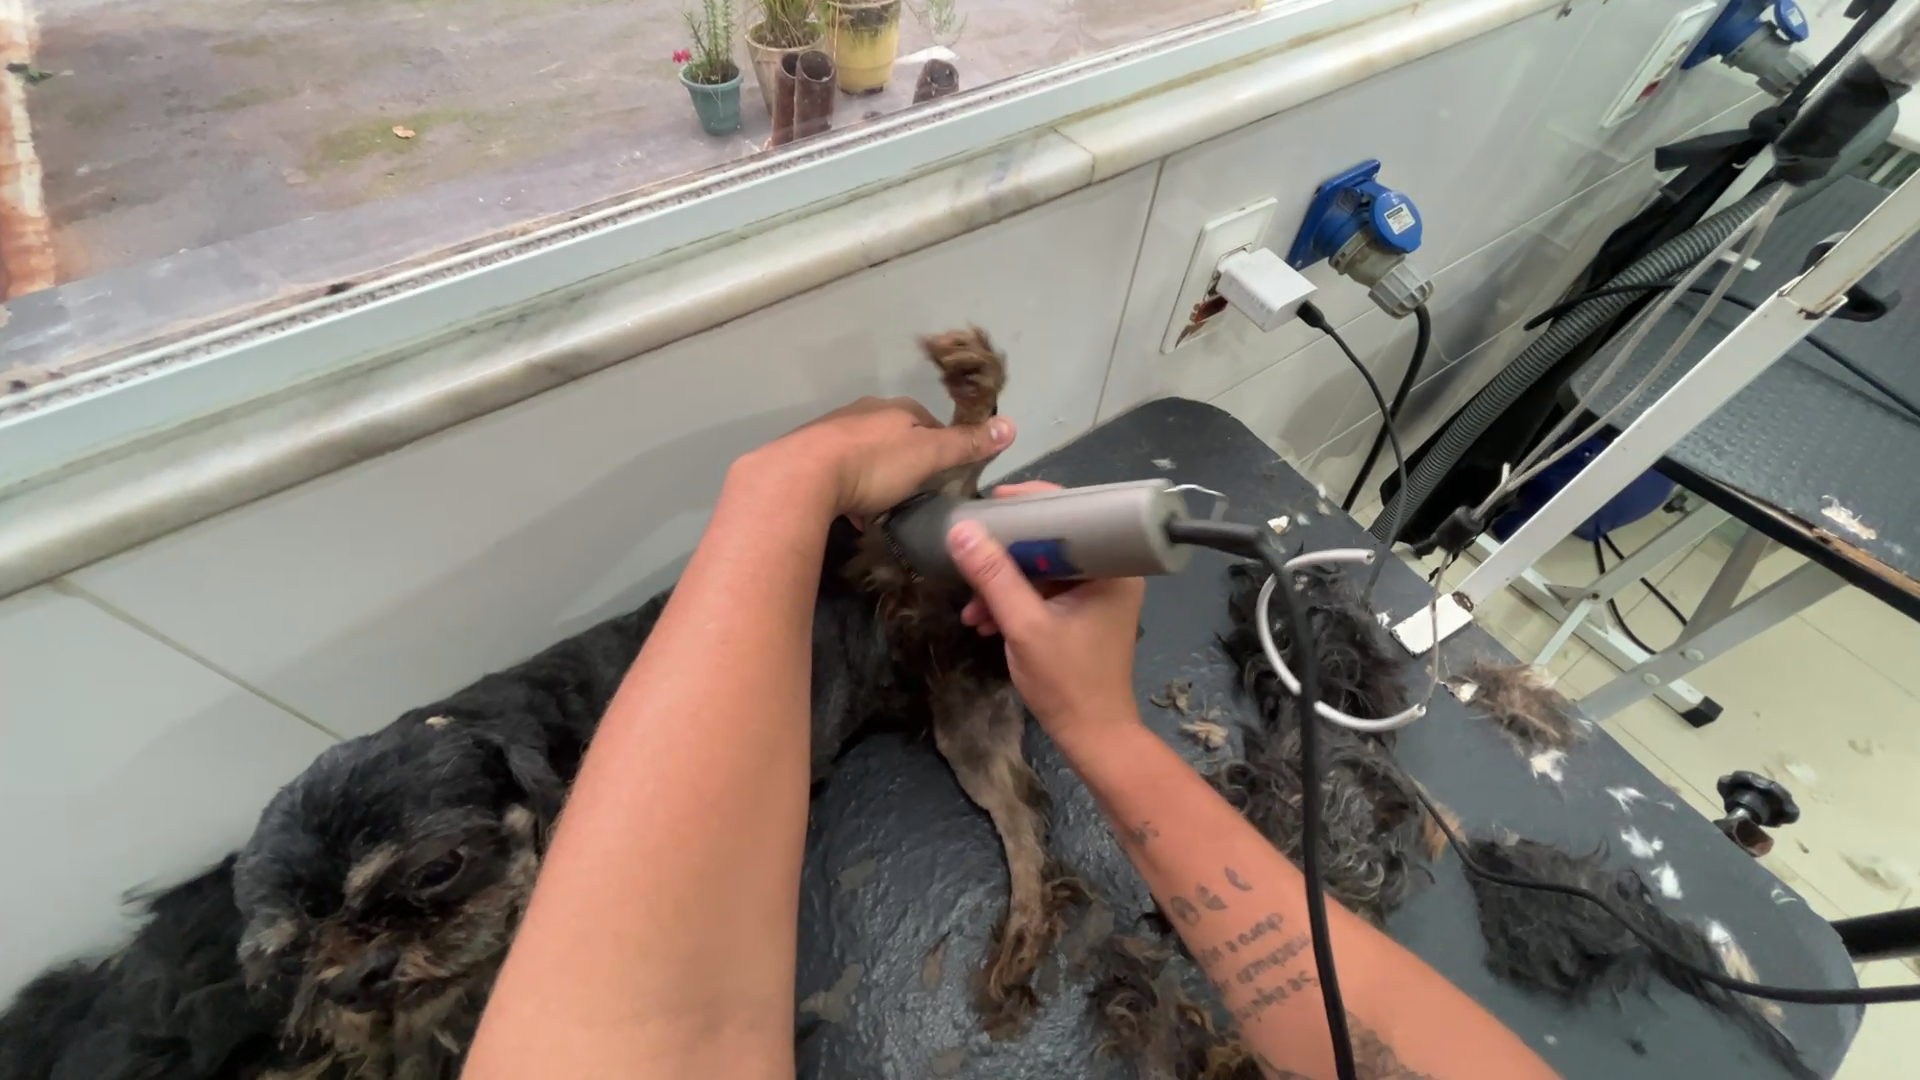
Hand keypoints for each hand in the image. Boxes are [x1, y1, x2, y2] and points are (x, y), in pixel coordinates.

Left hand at [741, 397, 1014, 518]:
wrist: (803, 476)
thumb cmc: (875, 464)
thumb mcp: (929, 455)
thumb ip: (966, 444)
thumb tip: (1012, 425)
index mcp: (896, 409)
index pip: (930, 424)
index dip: (942, 450)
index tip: (945, 479)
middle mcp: (864, 412)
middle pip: (897, 438)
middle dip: (907, 465)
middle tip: (915, 497)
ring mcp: (834, 432)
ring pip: (866, 454)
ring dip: (877, 477)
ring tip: (882, 508)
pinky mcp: (809, 455)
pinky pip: (840, 472)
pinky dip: (850, 489)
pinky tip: (852, 512)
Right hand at [948, 482, 1146, 748]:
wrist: (1091, 736)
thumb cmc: (1068, 682)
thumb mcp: (1025, 625)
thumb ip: (993, 577)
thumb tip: (961, 530)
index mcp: (1112, 566)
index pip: (1072, 512)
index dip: (1029, 503)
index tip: (990, 503)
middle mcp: (1110, 572)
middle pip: (1051, 541)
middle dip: (1005, 555)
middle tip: (970, 555)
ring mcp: (1096, 593)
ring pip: (1042, 569)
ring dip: (1003, 584)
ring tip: (972, 609)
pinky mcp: (1082, 612)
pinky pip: (1043, 592)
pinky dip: (1014, 602)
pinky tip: (984, 621)